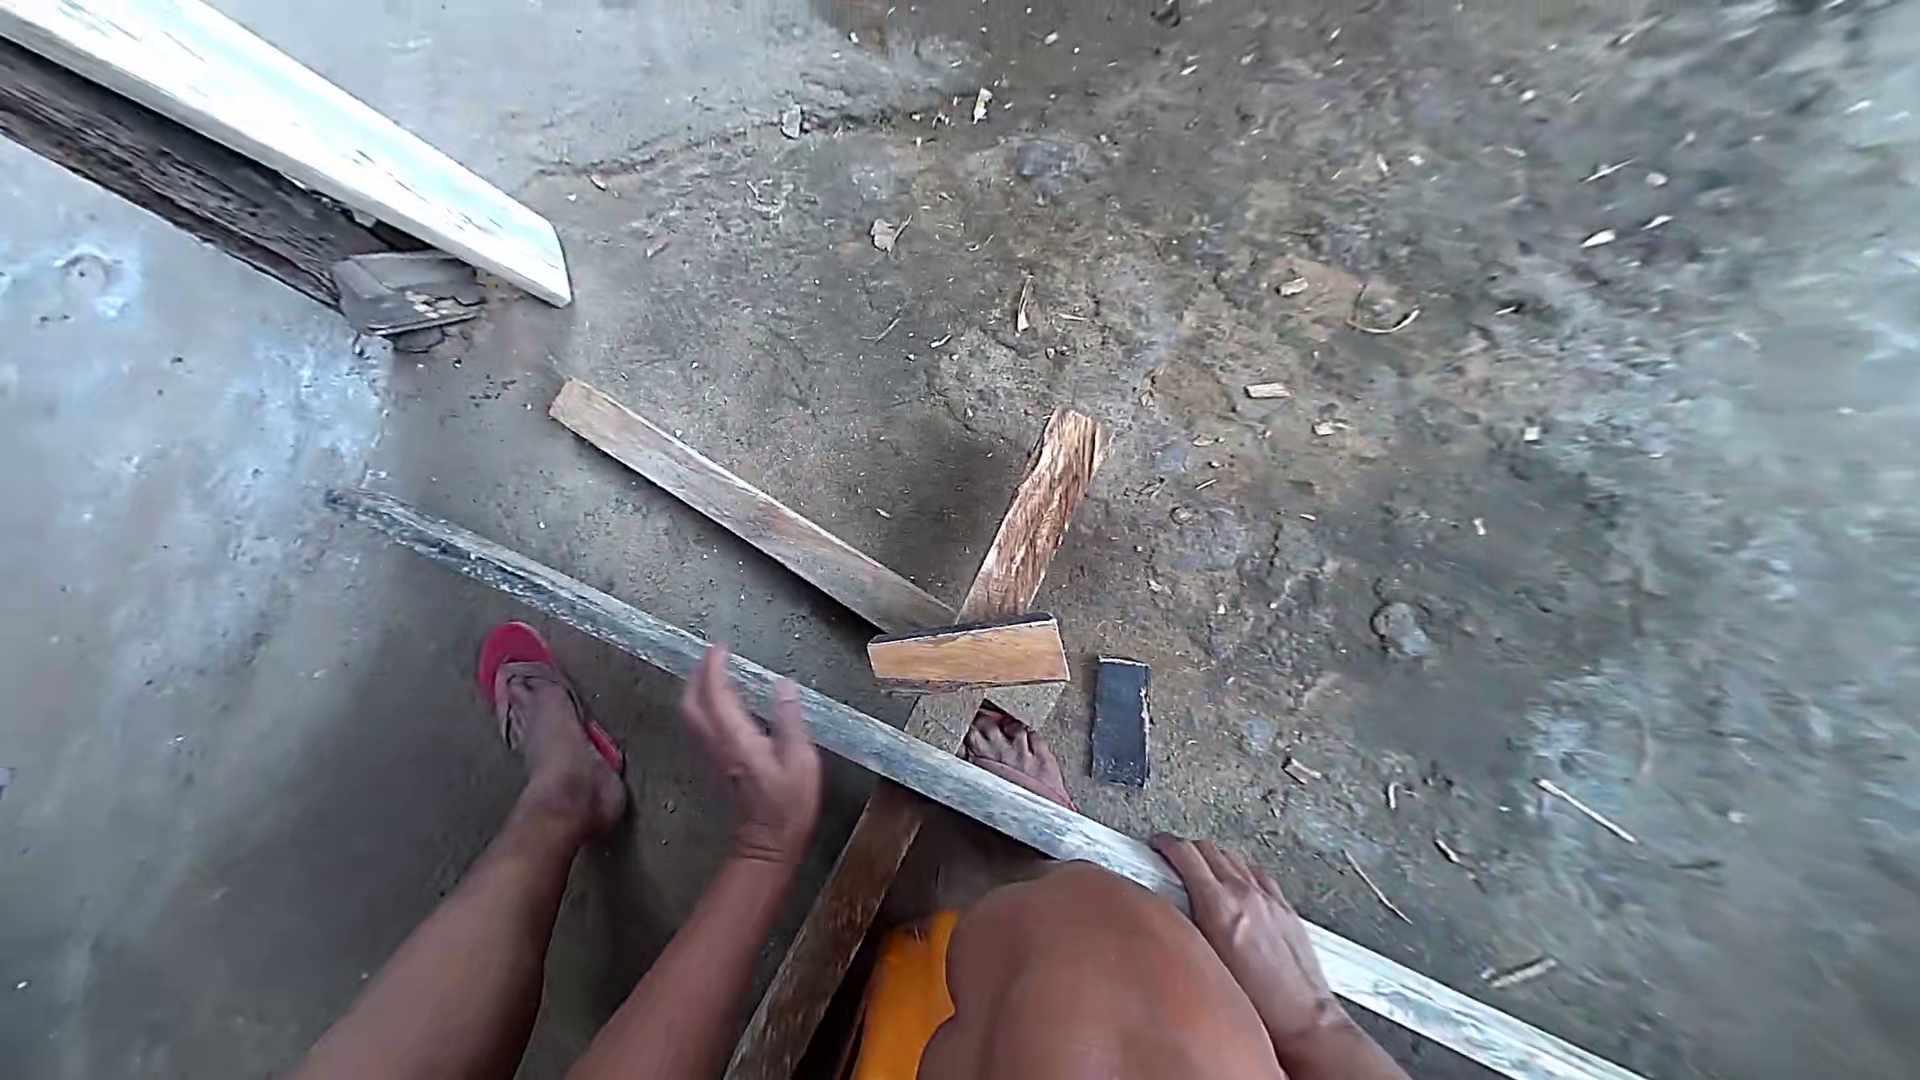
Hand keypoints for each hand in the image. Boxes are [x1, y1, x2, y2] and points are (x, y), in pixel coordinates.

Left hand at [682, 645, 821, 865]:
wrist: (770, 842)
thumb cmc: (789, 803)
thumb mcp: (801, 759)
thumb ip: (790, 720)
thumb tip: (784, 685)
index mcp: (738, 740)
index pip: (717, 697)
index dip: (715, 670)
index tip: (720, 648)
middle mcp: (720, 745)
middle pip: (692, 706)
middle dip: (697, 676)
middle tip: (712, 654)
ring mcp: (716, 755)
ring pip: (693, 716)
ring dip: (698, 689)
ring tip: (714, 670)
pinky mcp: (721, 762)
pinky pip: (703, 725)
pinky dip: (706, 704)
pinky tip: (722, 699)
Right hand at [1152, 835, 1347, 1047]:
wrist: (1304, 1023)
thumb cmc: (1257, 1005)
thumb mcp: (1205, 959)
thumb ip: (1186, 921)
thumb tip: (1168, 905)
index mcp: (1217, 904)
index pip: (1185, 852)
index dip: (1166, 844)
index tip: (1159, 845)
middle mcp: (1242, 892)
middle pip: (1207, 847)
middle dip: (1187, 849)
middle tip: (1176, 858)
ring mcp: (1266, 897)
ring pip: (1231, 856)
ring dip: (1213, 858)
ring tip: (1204, 872)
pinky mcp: (1284, 906)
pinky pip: (1256, 873)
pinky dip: (1241, 872)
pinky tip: (1238, 884)